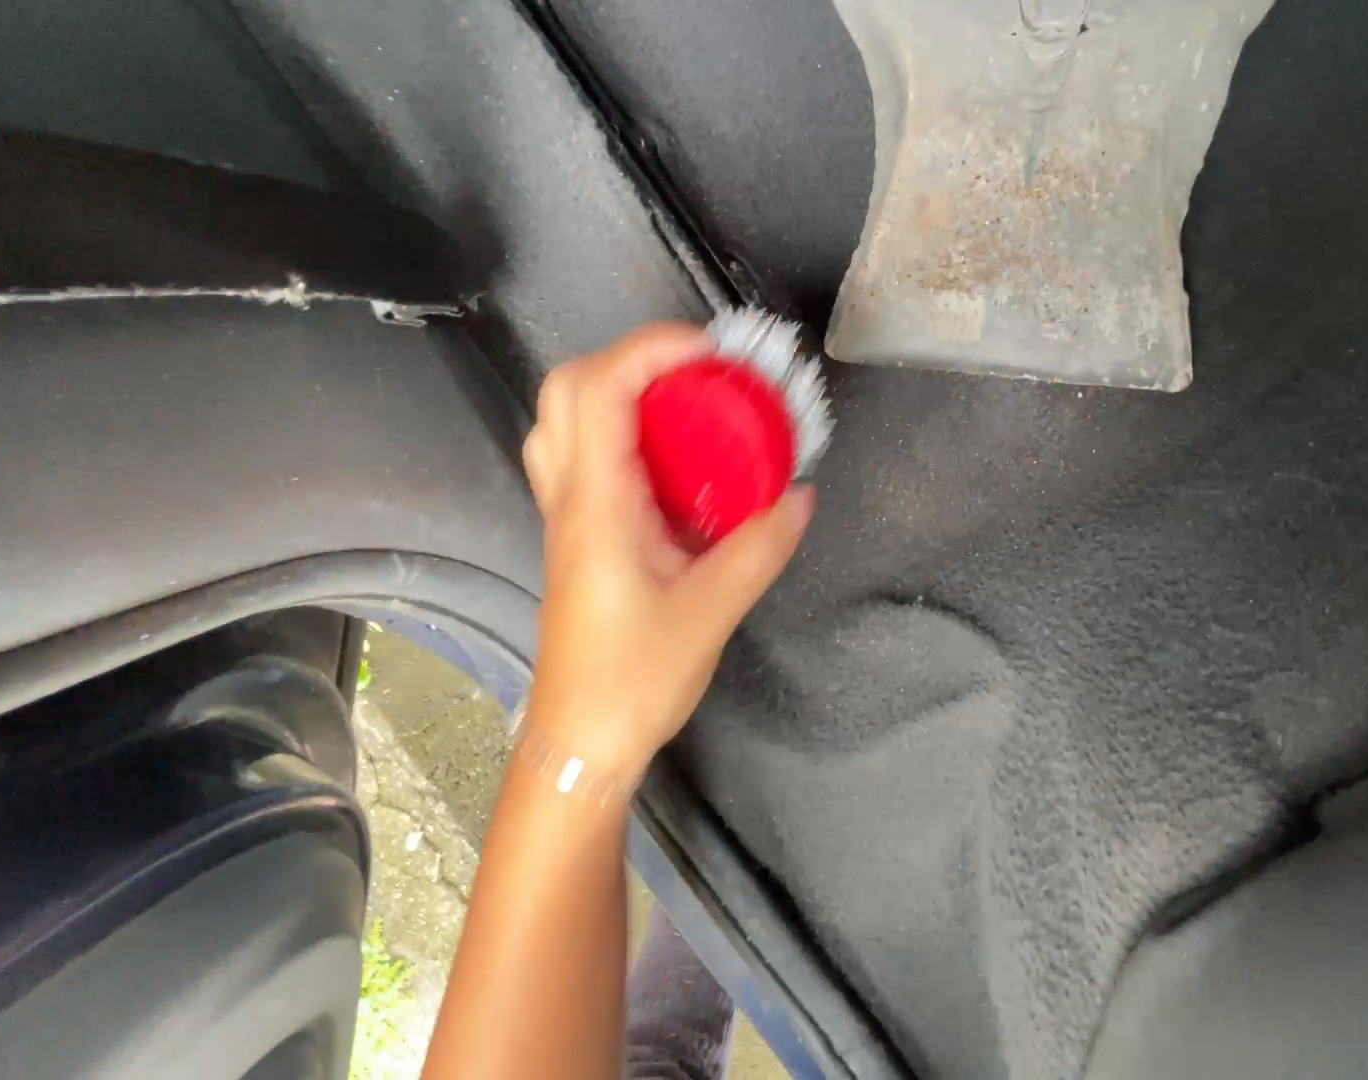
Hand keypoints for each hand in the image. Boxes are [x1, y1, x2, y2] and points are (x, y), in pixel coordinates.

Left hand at [521, 323, 815, 782]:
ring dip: (620, 395)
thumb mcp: (712, 612)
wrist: (581, 740)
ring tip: (683, 408)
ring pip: (567, 423)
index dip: (651, 349)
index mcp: (597, 507)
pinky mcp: (577, 538)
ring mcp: (566, 518)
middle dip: (632, 361)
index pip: (600, 390)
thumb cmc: (634, 680)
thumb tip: (801, 497)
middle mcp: (570, 500)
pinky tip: (671, 465)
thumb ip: (760, 548)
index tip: (711, 353)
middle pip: (569, 391)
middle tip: (696, 375)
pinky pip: (584, 460)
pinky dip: (622, 436)